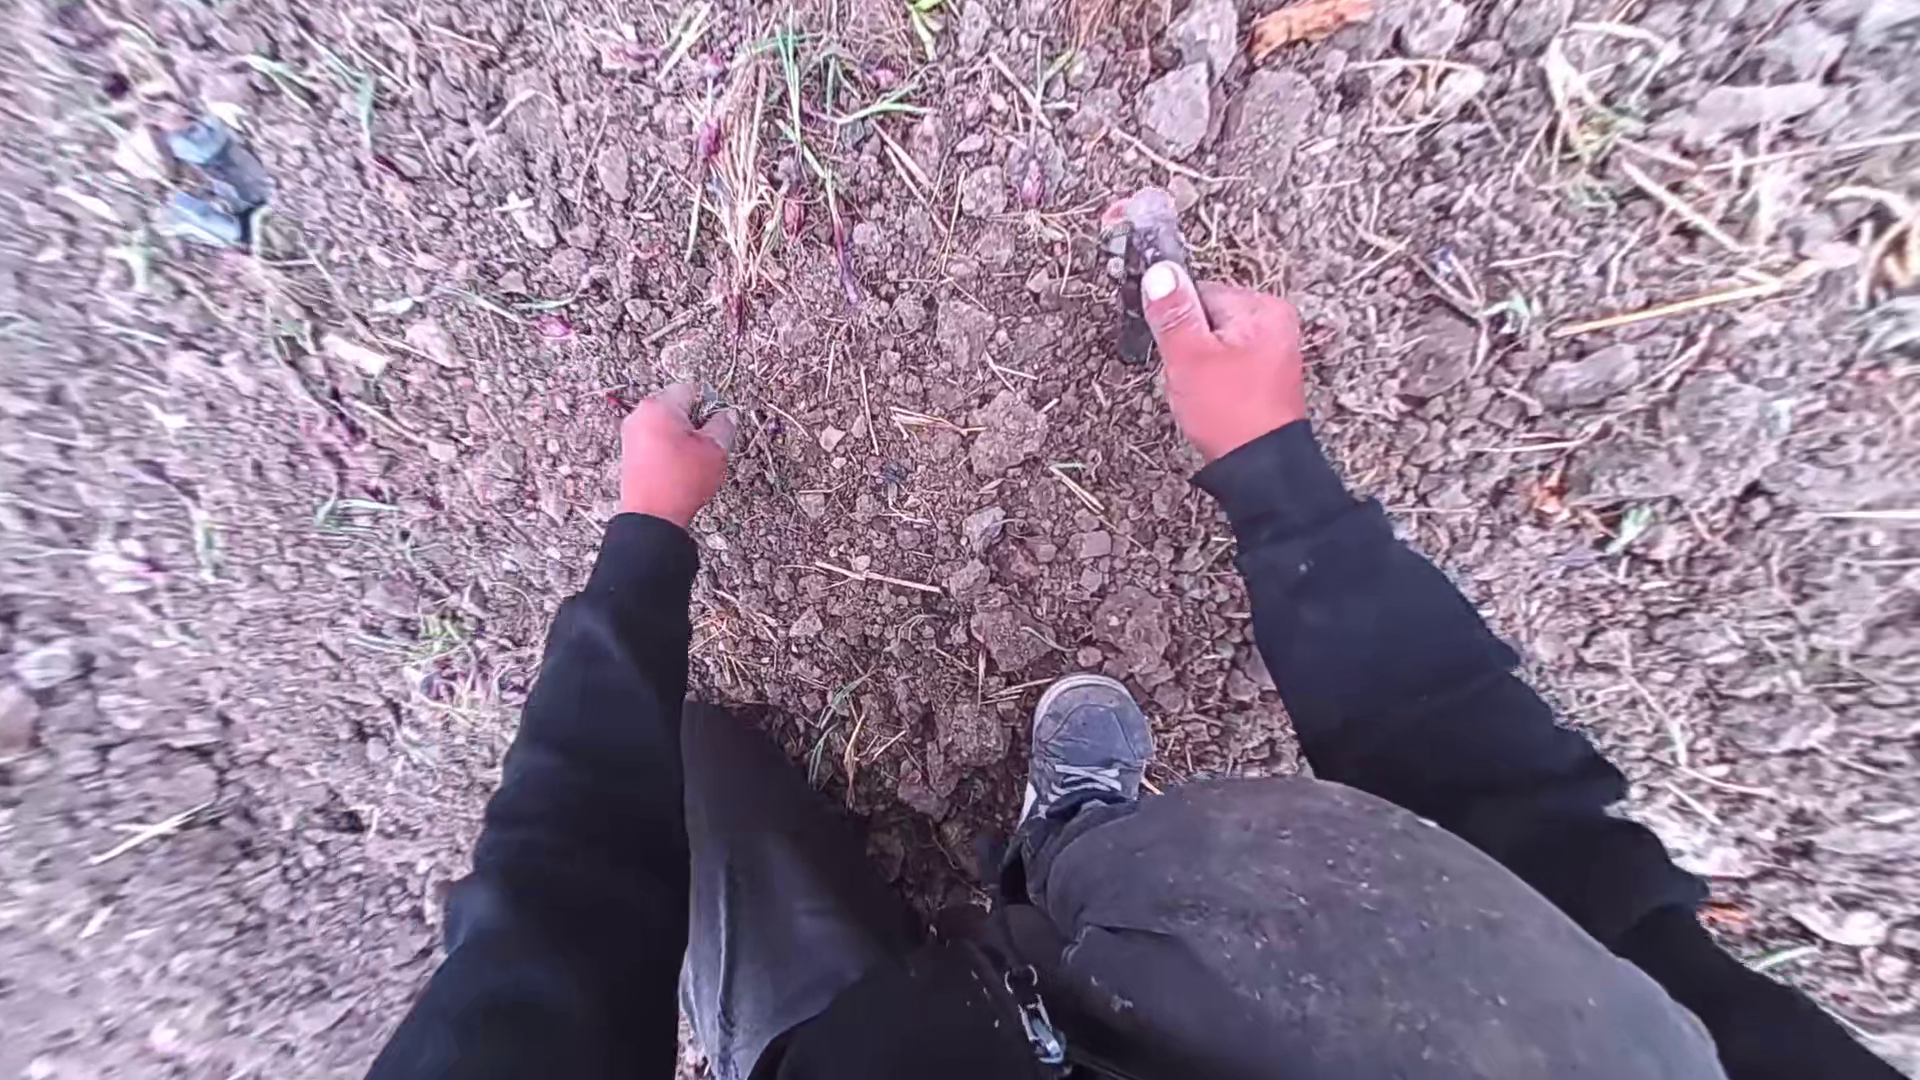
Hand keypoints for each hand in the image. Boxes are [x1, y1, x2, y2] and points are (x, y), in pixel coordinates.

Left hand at [619, 383, 735, 527]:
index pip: (691, 390)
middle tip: (709, 446)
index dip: (711, 405)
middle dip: (696, 423)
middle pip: (677, 407)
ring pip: (667, 426)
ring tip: (695, 461)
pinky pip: (657, 441)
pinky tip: (681, 469)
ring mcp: (632, 435)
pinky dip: (671, 450)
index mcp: (659, 406)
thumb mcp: (714, 449)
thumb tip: (727, 414)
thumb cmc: (681, 481)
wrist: (653, 516)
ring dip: (684, 438)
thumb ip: (724, 425)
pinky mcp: (631, 454)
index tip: (719, 424)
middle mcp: (640, 415)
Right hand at [1143, 261, 1306, 461]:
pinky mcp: (1264, 375)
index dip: (1176, 325)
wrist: (1257, 464)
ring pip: (1212, 346)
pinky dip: (1210, 380)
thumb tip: (1159, 272)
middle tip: (1190, 378)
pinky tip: (1210, 400)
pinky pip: (1224, 365)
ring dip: (1196, 368)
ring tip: (1202, 392)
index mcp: (1260, 309)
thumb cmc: (1229, 412)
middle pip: (1205, 319)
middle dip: (1186, 349)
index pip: (1198, 293)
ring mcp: (1271, 350)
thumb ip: (1173, 313)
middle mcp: (1273, 323)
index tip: (1176, 352)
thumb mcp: (1190, 358)